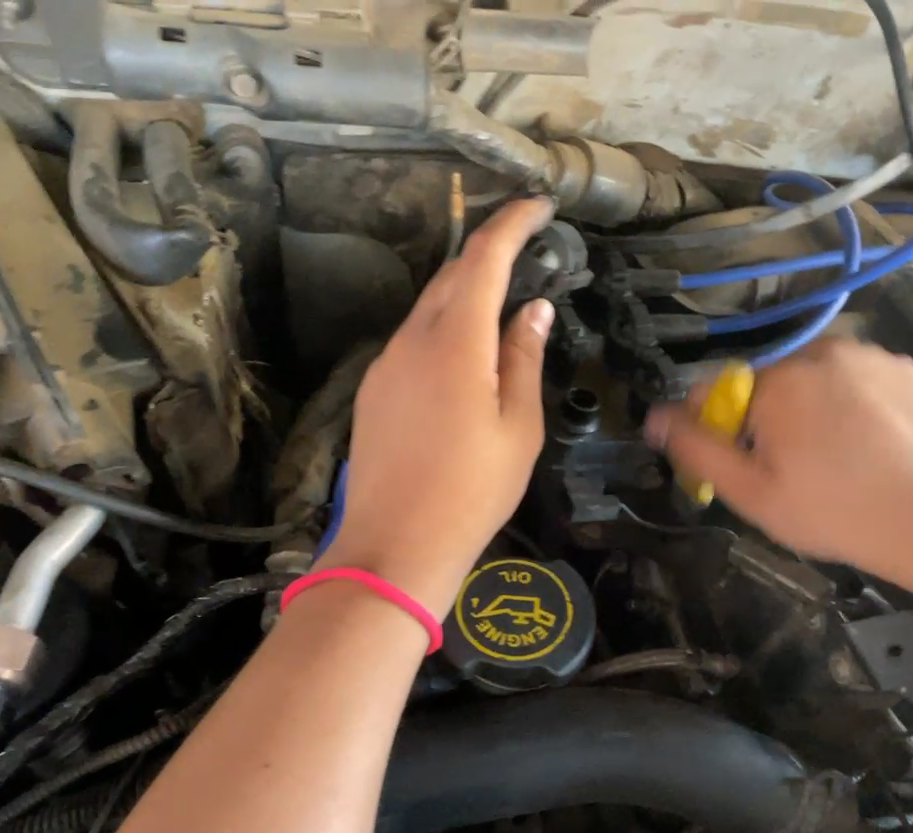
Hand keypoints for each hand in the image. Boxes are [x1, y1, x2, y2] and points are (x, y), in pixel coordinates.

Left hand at [316, 198, 556, 615]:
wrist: (395, 546)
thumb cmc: (472, 491)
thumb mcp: (517, 428)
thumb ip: (524, 359)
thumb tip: (532, 309)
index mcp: (455, 342)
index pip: (483, 259)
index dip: (512, 224)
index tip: (540, 206)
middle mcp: (412, 340)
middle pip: (450, 277)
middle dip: (489, 257)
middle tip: (527, 258)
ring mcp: (385, 366)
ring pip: (428, 310)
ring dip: (463, 296)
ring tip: (501, 311)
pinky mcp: (372, 391)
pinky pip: (411, 342)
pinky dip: (442, 330)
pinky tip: (463, 358)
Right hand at [645, 338, 912, 588]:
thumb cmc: (838, 513)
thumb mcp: (752, 494)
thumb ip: (696, 451)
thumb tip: (653, 418)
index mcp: (776, 381)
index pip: (713, 391)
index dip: (715, 432)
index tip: (738, 469)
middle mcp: (820, 351)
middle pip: (762, 384)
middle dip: (761, 421)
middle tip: (789, 473)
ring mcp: (869, 355)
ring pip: (809, 380)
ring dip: (804, 411)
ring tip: (833, 462)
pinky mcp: (904, 367)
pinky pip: (852, 380)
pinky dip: (846, 406)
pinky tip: (866, 448)